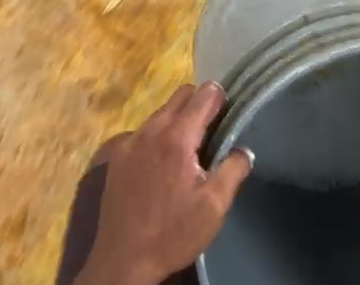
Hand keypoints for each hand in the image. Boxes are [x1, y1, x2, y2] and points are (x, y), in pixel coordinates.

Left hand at [80, 82, 253, 284]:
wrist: (122, 265)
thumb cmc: (172, 233)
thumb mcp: (214, 206)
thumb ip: (234, 169)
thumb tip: (243, 150)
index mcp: (178, 136)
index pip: (205, 93)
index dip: (222, 99)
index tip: (229, 117)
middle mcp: (151, 130)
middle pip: (182, 94)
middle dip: (200, 104)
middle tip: (211, 134)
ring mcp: (130, 143)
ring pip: (161, 112)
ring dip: (178, 120)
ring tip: (187, 153)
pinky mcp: (116, 159)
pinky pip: (144, 131)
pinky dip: (158, 136)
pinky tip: (161, 167)